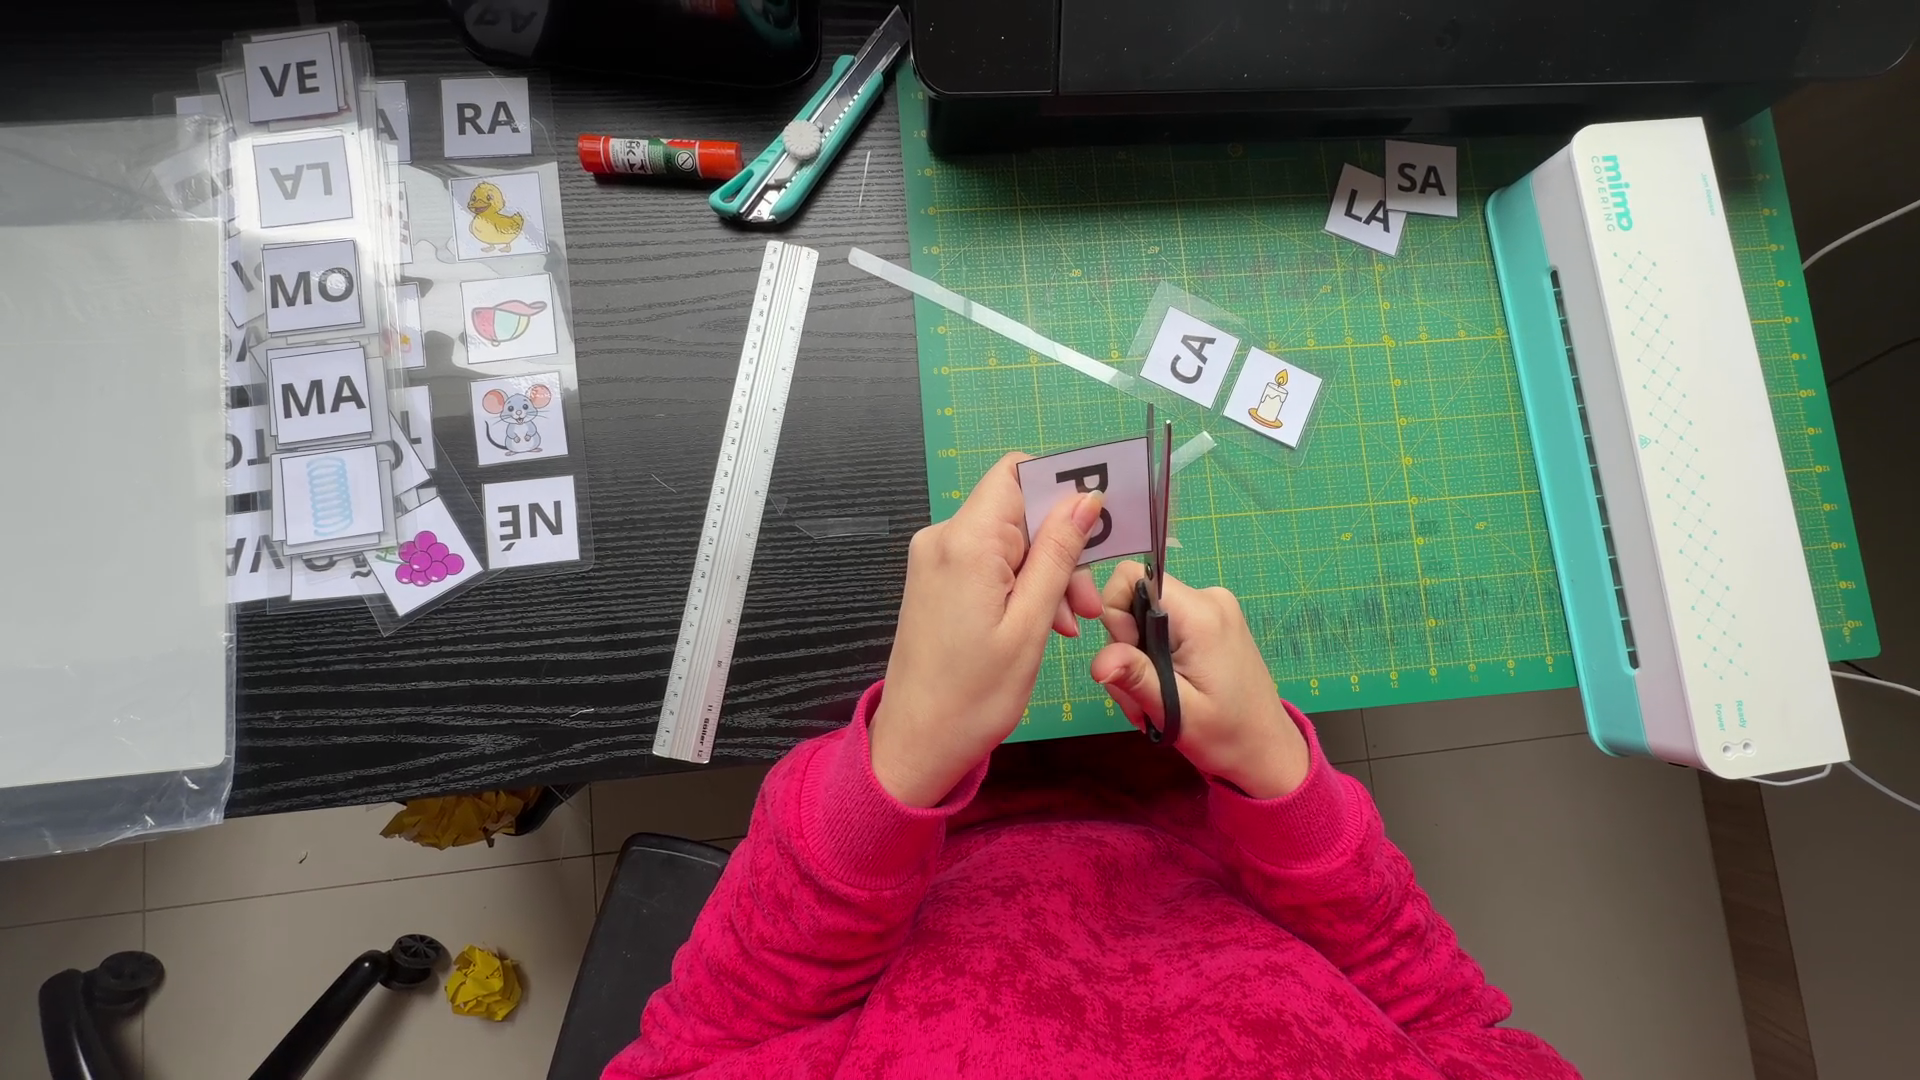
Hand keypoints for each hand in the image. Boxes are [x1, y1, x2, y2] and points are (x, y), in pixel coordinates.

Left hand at [870, 454, 1105, 807]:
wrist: (917, 742)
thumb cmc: (976, 694)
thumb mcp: (1031, 622)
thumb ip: (1058, 553)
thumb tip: (1086, 497)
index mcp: (966, 540)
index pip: (1017, 472)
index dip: (1060, 488)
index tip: (1095, 530)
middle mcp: (943, 537)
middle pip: (1017, 510)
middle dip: (1060, 546)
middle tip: (1087, 604)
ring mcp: (935, 559)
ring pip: (1008, 539)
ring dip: (1045, 571)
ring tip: (1067, 623)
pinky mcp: (936, 580)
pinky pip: (989, 562)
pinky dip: (1020, 584)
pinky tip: (1041, 623)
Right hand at [1091, 563, 1308, 798]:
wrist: (1268, 752)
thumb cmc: (1226, 736)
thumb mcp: (1176, 711)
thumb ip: (1136, 678)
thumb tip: (1098, 661)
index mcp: (1200, 614)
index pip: (1130, 577)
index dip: (1116, 613)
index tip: (1129, 656)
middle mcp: (1206, 599)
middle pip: (1134, 601)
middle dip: (1125, 648)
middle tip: (1141, 695)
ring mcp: (1210, 608)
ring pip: (1143, 617)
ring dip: (1138, 661)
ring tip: (1154, 702)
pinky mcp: (1209, 621)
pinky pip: (1161, 626)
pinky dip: (1153, 658)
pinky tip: (1165, 691)